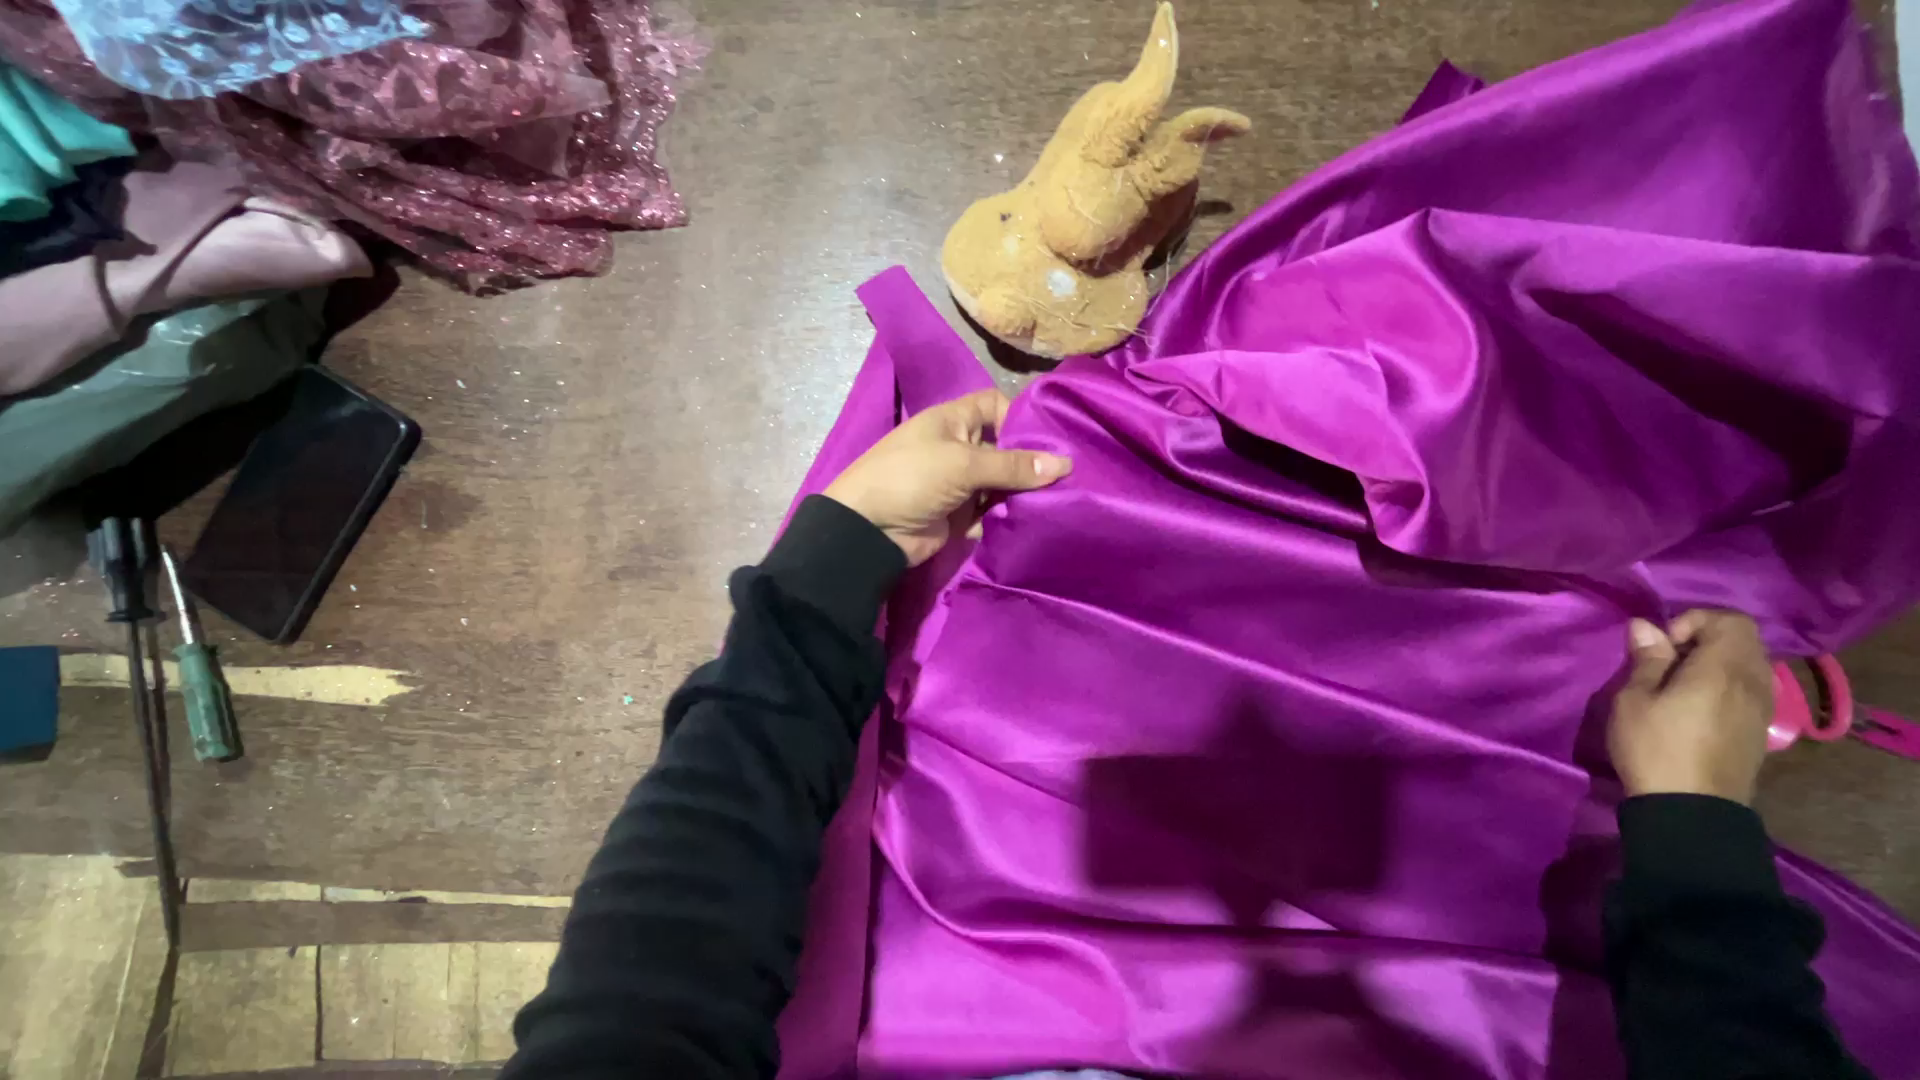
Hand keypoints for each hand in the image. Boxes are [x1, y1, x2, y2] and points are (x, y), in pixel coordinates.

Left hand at [824, 389, 1070, 565]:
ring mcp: (959, 483)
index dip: (1020, 418)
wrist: (869, 531)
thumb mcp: (964, 464)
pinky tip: (1036, 521)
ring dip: (1023, 493)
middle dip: (1032, 462)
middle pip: (1004, 448)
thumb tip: (1065, 464)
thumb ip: (1014, 465)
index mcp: (953, 421)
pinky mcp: (960, 515)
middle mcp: (958, 447)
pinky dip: (1008, 516)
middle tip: (1068, 476)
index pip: (995, 406)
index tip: (1049, 438)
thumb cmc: (912, 478)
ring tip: (1059, 500)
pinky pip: (992, 512)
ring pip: (1001, 483)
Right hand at [1609, 609, 1774, 803]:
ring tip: (1676, 684)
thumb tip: (1646, 626)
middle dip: (1702, 639)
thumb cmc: (1655, 745)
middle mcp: (1755, 682)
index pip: (1730, 620)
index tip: (1661, 645)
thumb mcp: (1634, 698)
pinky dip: (1724, 683)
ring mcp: (1763, 707)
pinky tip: (1693, 705)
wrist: (1691, 807)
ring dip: (1713, 662)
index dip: (1692, 621)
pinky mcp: (1759, 727)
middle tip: (1665, 661)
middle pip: (1742, 639)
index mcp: (1724, 669)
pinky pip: (1748, 687)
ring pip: (1747, 663)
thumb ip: (1647, 659)